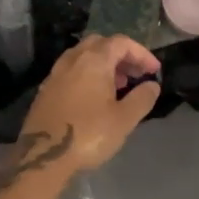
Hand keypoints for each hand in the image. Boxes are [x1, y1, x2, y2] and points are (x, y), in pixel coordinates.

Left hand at [21, 35, 161, 174]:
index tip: (154, 70)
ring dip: (104, 65)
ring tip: (118, 87)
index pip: (122, 43)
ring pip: (83, 56)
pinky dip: (87, 75)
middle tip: (135, 75)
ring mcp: (56, 73)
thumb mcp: (124, 119)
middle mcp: (73, 59)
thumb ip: (142, 98)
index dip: (141, 53)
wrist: (43, 155)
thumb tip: (152, 85)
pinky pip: (71, 71)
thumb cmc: (88, 134)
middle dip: (121, 56)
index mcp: (94, 59)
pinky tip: (94, 98)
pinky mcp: (46, 89)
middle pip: (101, 44)